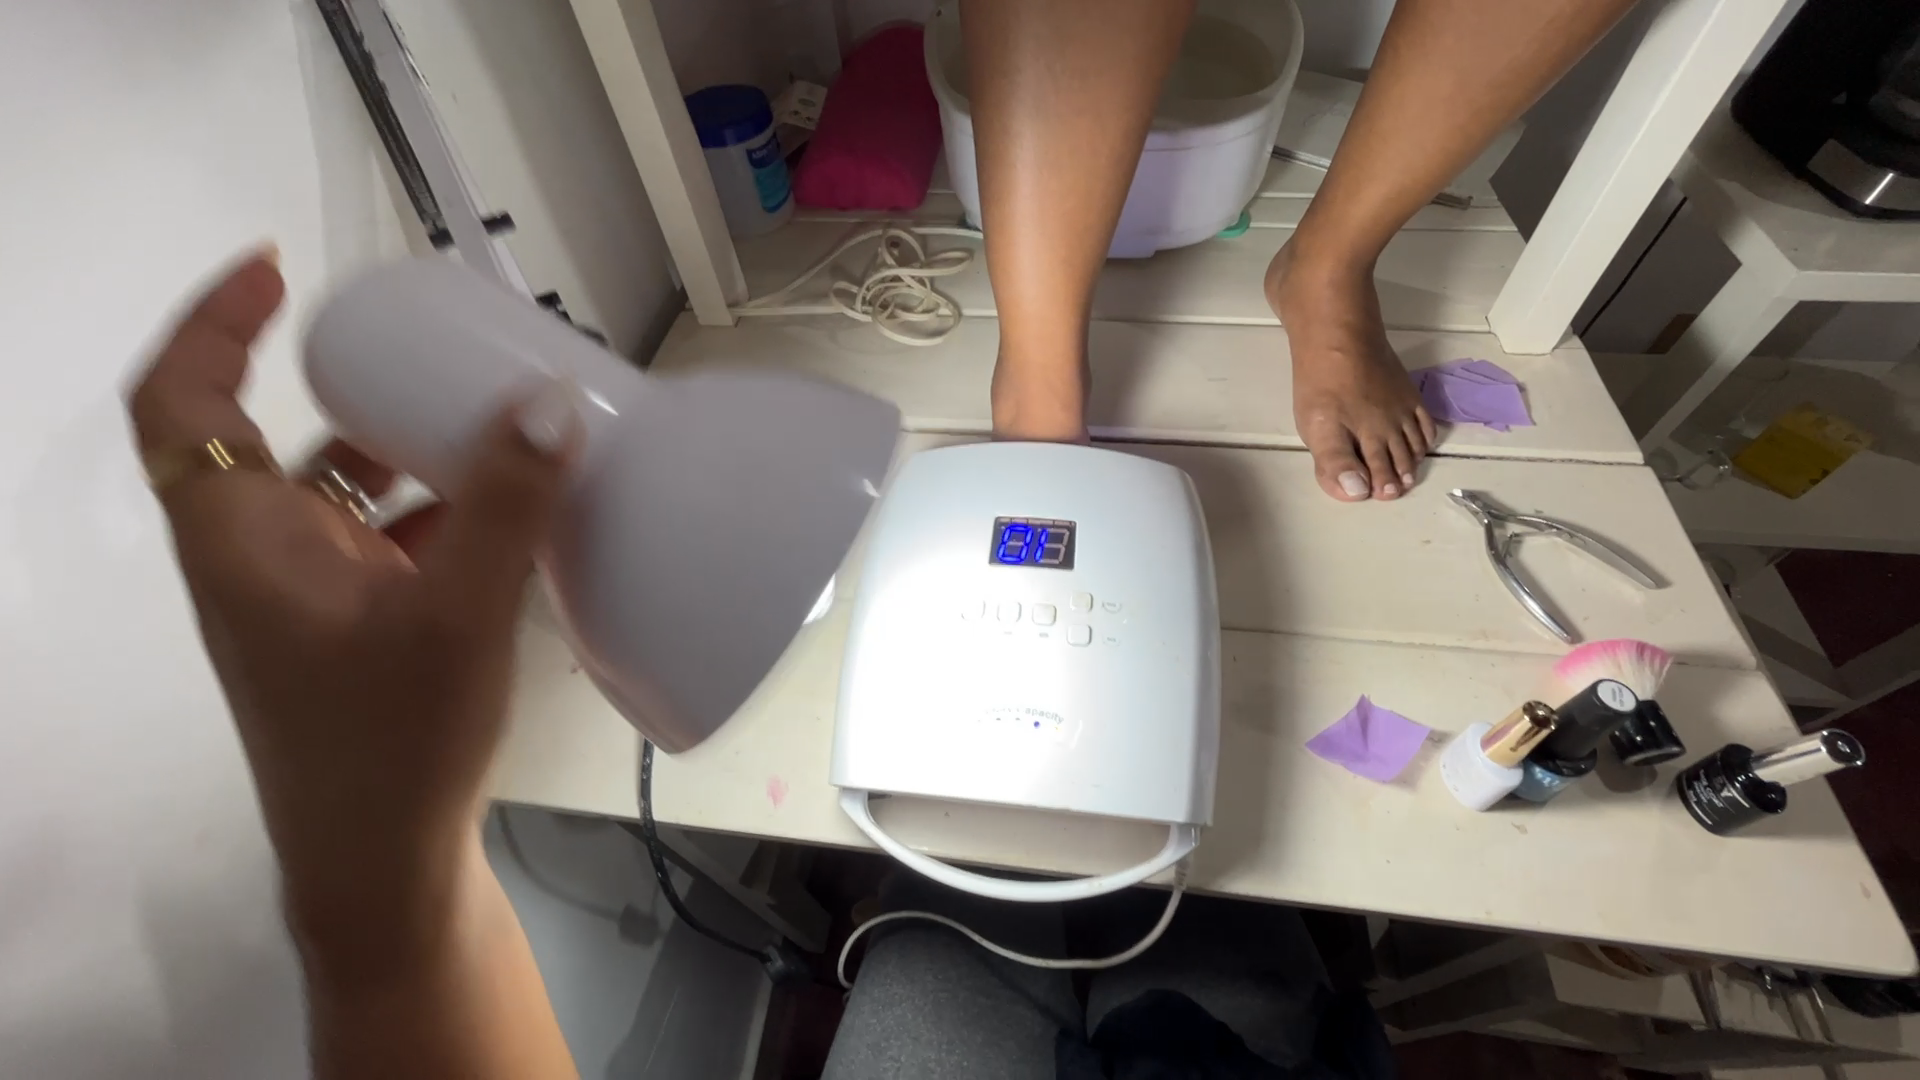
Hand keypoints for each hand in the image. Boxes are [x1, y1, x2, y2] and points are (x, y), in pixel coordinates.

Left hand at [127, 252, 576, 975]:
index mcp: (244, 542)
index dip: (215, 326)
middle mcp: (270, 558)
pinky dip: (448, 514)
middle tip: (440, 359)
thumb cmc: (392, 739)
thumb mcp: (457, 614)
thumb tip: (549, 402)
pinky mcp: (371, 626)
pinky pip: (400, 542)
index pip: (185, 406)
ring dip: (417, 457)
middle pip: (285, 442)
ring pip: (353, 496)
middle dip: (358, 391)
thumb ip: (506, 508)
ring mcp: (321, 596)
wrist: (384, 859)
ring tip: (496, 429)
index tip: (278, 270)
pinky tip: (516, 516)